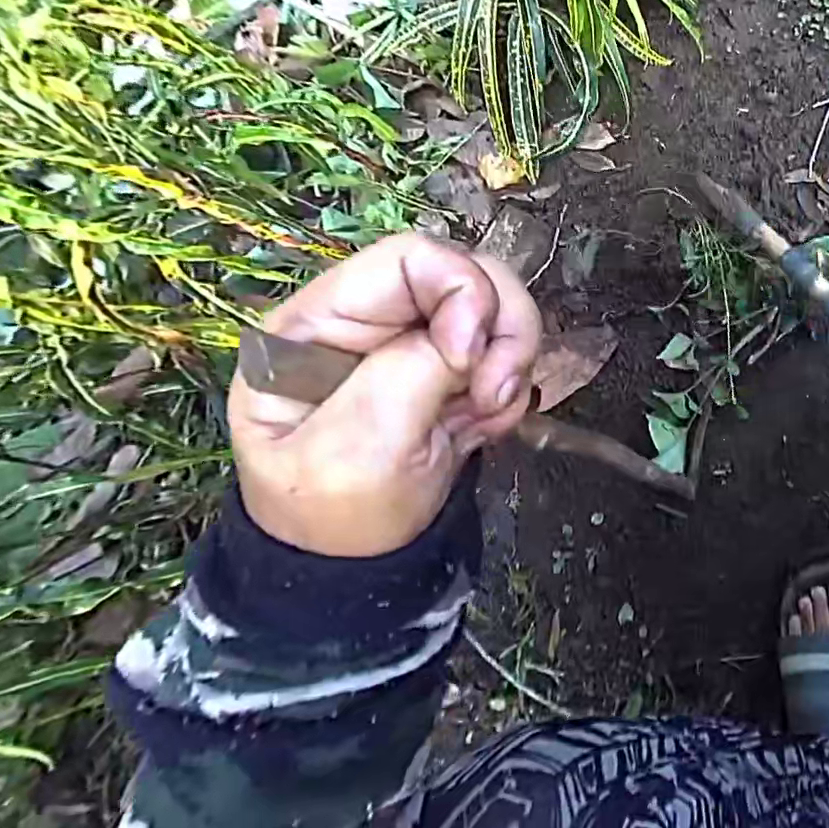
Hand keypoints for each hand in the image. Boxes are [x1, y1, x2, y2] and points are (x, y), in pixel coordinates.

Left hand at [228, 234, 540, 556]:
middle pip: (466, 273)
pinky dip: (511, 387)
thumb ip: (409, 371)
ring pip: (497, 307)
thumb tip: (473, 330)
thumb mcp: (357, 451)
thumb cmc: (335, 517)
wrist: (364, 569)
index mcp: (317, 324)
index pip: (409, 257)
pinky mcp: (450, 366)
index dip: (460, 291)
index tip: (471, 359)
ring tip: (487, 413)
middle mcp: (369, 319)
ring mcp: (414, 341)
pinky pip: (507, 350)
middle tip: (494, 390)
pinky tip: (482, 425)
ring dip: (511, 359)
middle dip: (499, 327)